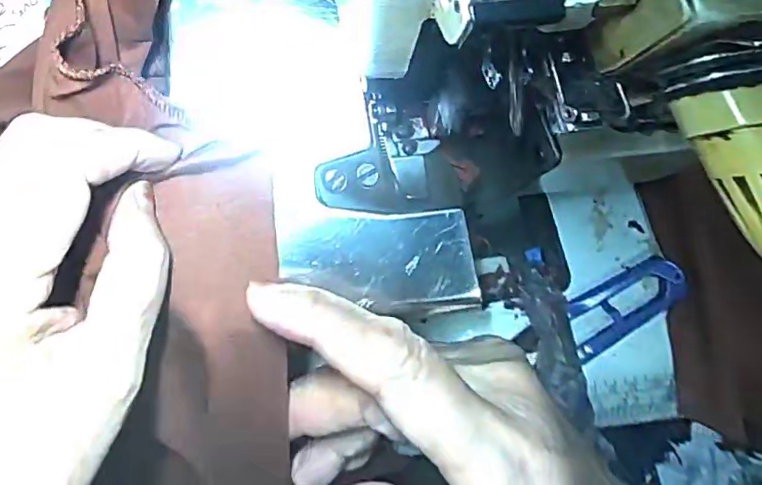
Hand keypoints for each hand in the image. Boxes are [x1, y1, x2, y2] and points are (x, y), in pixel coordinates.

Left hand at [0, 114, 181, 484]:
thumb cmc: (35, 463)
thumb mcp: (111, 372)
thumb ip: (138, 268)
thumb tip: (139, 192)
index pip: (56, 172)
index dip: (120, 146)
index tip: (170, 153)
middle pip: (25, 147)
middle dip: (97, 139)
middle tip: (148, 161)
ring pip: (6, 156)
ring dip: (71, 149)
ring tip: (121, 169)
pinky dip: (46, 171)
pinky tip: (80, 194)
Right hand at [246, 282, 614, 484]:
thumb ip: (369, 477)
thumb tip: (308, 463)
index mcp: (501, 447)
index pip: (395, 357)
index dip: (320, 319)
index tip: (260, 296)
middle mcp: (501, 392)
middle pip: (381, 370)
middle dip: (314, 397)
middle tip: (266, 433)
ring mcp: (501, 382)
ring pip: (393, 377)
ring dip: (342, 415)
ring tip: (301, 462)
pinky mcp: (499, 384)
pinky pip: (418, 388)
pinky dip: (378, 418)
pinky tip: (344, 453)